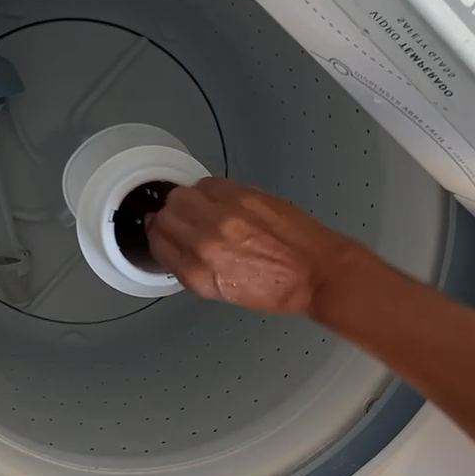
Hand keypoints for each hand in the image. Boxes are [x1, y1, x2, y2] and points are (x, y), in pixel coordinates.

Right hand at [146, 177, 373, 315]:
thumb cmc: (275, 289)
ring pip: (182, 195)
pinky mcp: (243, 195)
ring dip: (186, 201)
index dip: (158, 237)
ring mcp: (225, 215)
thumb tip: (174, 245)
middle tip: (183, 221)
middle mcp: (207, 242)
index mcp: (200, 273)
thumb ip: (192, 268)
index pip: (159, 244)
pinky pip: (208, 183)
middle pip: (165, 216)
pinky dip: (208, 191)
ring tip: (203, 210)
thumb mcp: (222, 292)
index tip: (163, 234)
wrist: (315, 271)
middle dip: (169, 218)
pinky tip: (220, 201)